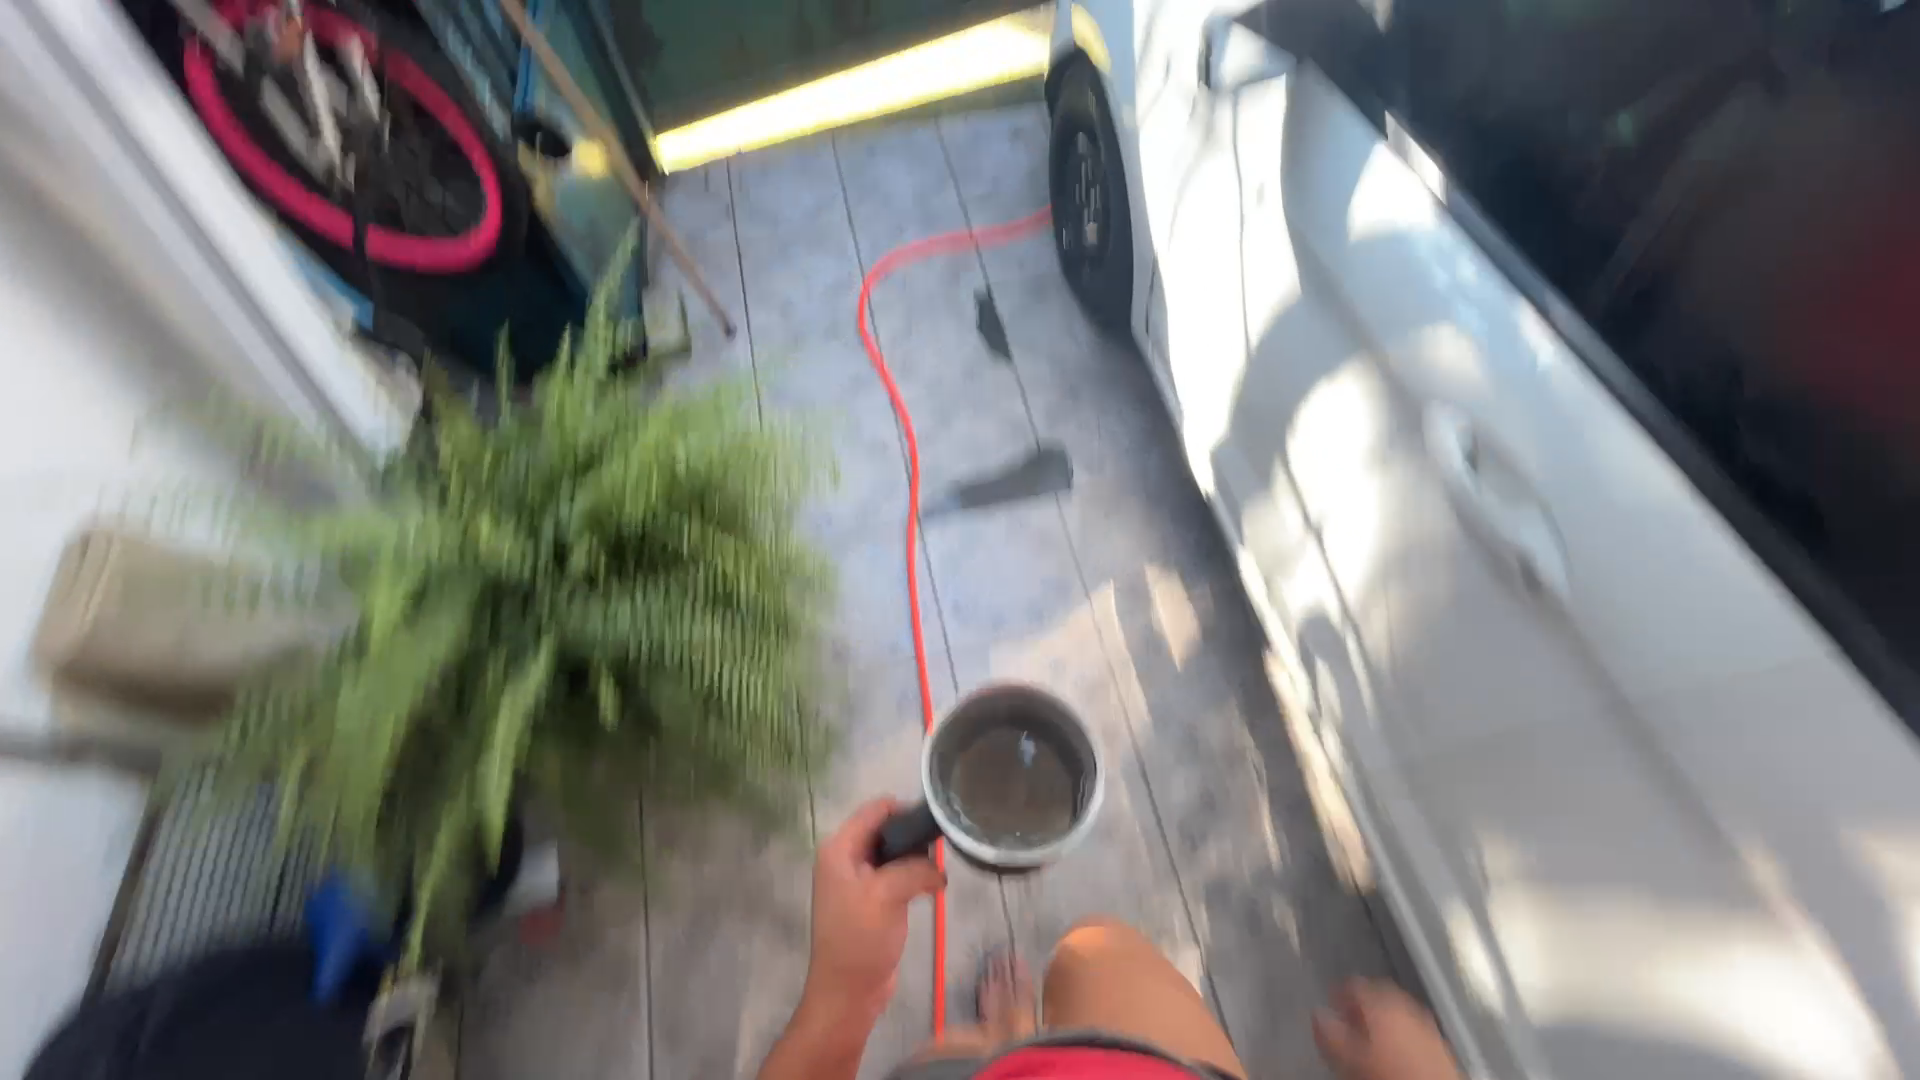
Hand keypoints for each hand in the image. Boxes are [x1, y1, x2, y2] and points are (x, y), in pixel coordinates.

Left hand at [801, 798, 946, 1023]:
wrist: (848, 993)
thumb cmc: (860, 938)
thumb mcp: (888, 894)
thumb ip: (915, 868)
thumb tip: (938, 867)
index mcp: (840, 848)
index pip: (877, 809)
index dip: (906, 810)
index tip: (935, 824)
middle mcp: (846, 857)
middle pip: (887, 829)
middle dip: (914, 838)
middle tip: (941, 851)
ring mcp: (858, 880)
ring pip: (895, 853)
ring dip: (917, 861)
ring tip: (938, 873)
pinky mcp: (872, 899)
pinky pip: (896, 875)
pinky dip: (914, 878)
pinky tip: (932, 888)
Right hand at [1312, 978, 1462, 1079]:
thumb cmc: (1387, 1071)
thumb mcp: (1348, 1054)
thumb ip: (1329, 1030)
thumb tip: (1316, 1011)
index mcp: (1381, 998)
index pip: (1353, 981)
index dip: (1338, 990)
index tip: (1330, 1003)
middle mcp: (1405, 1001)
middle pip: (1378, 991)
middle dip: (1362, 1001)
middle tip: (1348, 1017)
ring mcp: (1426, 1019)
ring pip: (1397, 1008)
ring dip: (1382, 1016)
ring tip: (1370, 1035)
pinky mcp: (1440, 1039)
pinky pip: (1413, 1025)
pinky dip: (1401, 1030)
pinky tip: (1395, 1048)